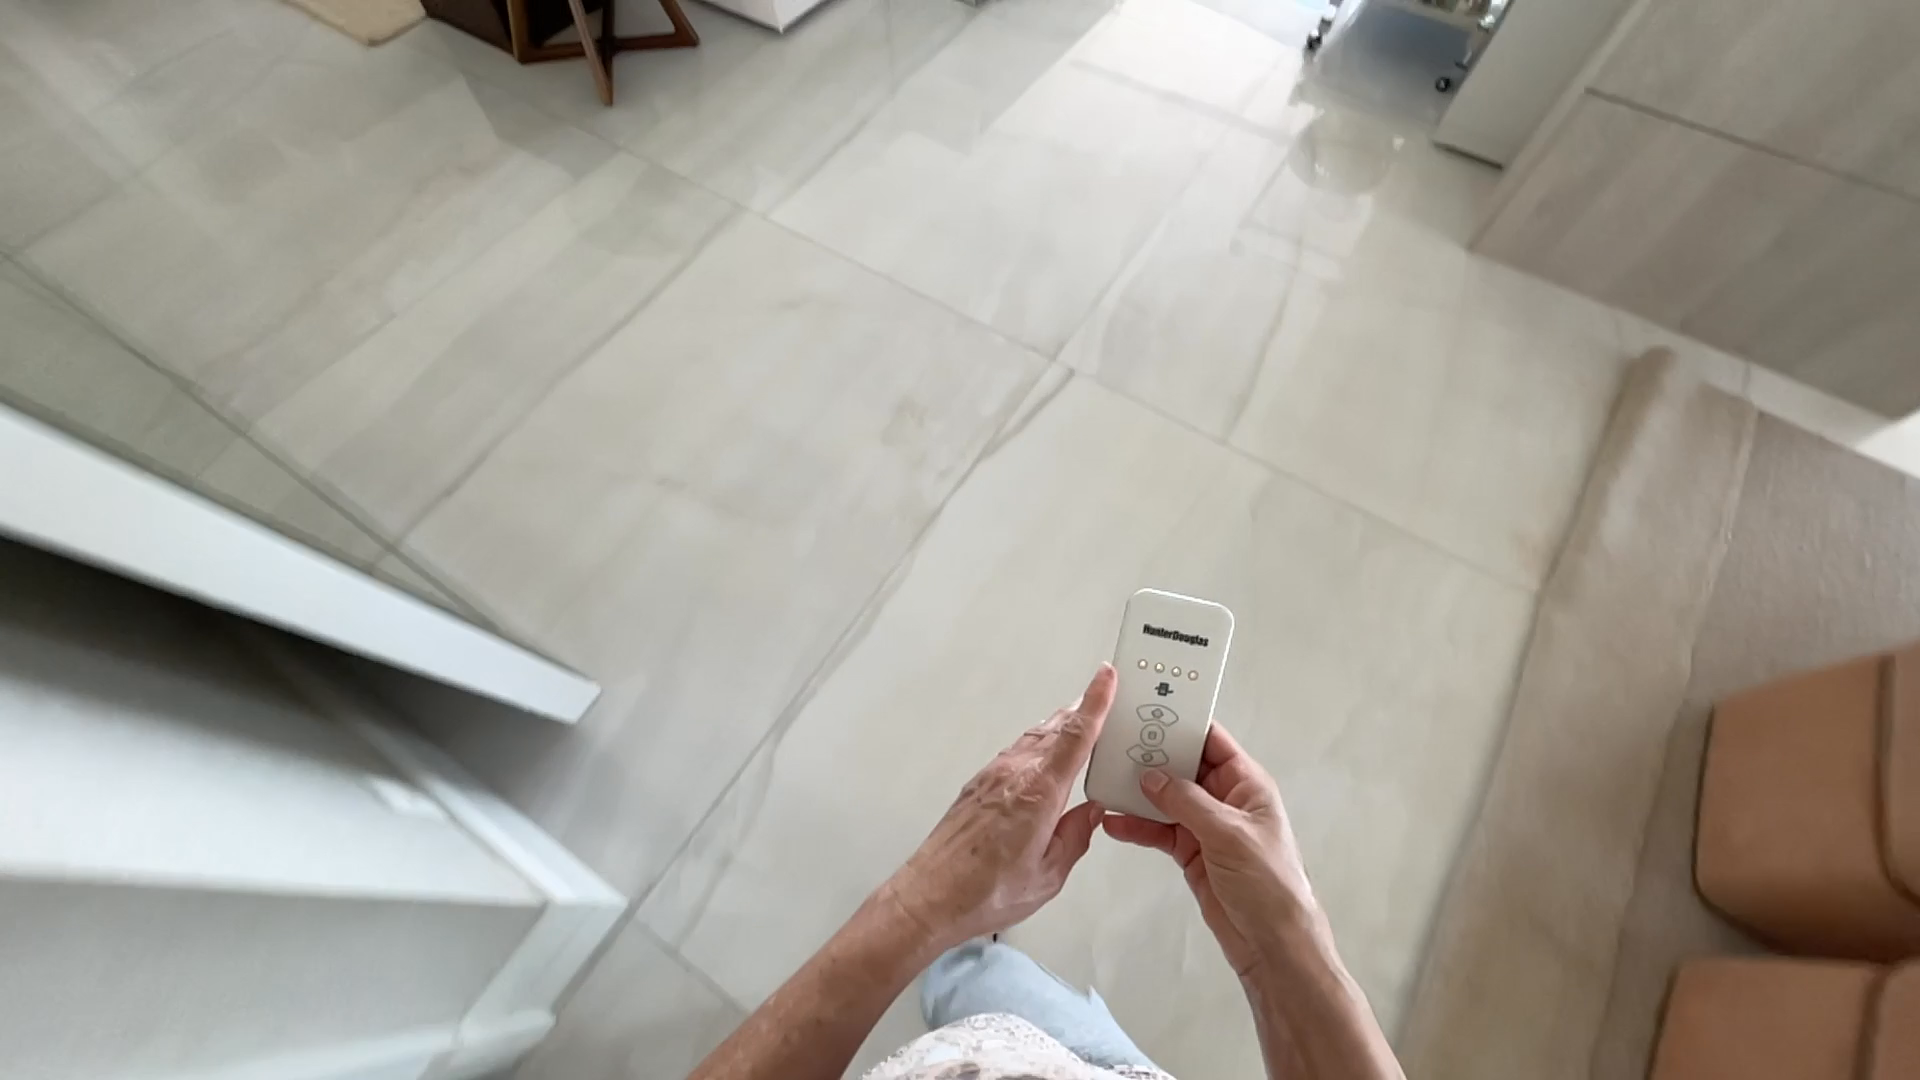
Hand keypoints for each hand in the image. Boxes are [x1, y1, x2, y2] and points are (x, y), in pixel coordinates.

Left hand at [880, 664, 1114, 950]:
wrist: (931, 894)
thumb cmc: (987, 891)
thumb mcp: (1049, 874)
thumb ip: (1075, 837)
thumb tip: (1091, 812)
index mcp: (1040, 792)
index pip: (1076, 736)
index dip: (1095, 702)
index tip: (1106, 676)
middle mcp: (1016, 774)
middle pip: (1056, 729)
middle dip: (1082, 710)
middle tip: (1104, 697)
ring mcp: (994, 775)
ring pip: (1035, 738)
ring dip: (1059, 727)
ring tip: (1080, 723)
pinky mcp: (979, 783)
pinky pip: (1017, 752)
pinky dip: (1038, 745)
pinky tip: (1044, 757)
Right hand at [1102, 722, 1327, 978]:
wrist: (1273, 947)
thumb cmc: (1268, 884)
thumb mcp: (1229, 833)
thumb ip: (1187, 801)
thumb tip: (1150, 776)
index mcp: (1245, 783)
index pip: (1210, 740)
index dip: (1182, 724)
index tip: (1149, 710)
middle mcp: (1223, 798)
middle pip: (1182, 766)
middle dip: (1152, 756)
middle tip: (1116, 743)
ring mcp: (1204, 825)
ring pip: (1164, 796)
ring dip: (1138, 792)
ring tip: (1106, 781)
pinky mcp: (1189, 850)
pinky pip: (1157, 828)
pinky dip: (1136, 825)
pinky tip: (1113, 823)